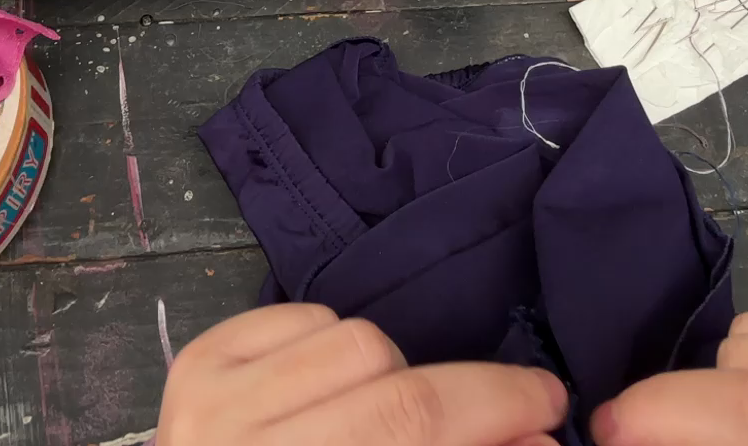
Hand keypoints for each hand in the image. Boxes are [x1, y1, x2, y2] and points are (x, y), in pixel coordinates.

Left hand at [157, 304, 567, 445]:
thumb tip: (534, 438)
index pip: (413, 428)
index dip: (493, 408)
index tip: (550, 402)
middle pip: (391, 386)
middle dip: (473, 393)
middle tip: (522, 401)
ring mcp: (207, 402)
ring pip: (353, 337)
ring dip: (392, 376)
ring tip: (385, 419)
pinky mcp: (196, 361)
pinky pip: (305, 314)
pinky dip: (335, 345)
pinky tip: (328, 393)